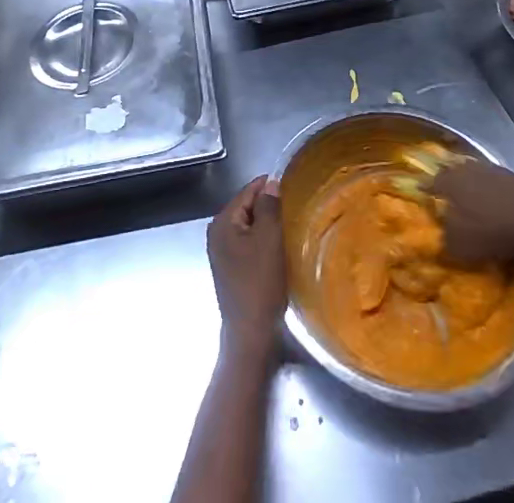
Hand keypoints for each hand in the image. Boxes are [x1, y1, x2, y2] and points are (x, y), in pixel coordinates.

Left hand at [207, 176, 286, 359]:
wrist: (250, 331)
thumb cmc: (260, 282)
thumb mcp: (268, 240)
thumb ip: (268, 208)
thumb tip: (271, 183)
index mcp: (222, 222)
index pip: (246, 192)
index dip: (268, 186)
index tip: (292, 182)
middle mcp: (217, 233)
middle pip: (246, 209)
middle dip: (269, 205)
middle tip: (297, 204)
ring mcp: (222, 252)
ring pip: (249, 228)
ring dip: (268, 224)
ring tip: (292, 223)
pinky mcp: (231, 268)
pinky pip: (249, 244)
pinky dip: (264, 241)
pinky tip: (280, 247)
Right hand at [430, 160, 513, 264]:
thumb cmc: (490, 230)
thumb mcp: (461, 247)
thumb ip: (445, 244)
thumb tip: (437, 245)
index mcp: (446, 182)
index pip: (428, 184)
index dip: (425, 193)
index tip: (423, 200)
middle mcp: (464, 169)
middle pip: (451, 175)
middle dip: (449, 186)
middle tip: (449, 200)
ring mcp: (491, 170)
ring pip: (475, 177)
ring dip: (474, 188)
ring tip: (475, 204)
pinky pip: (497, 184)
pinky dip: (495, 193)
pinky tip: (499, 207)